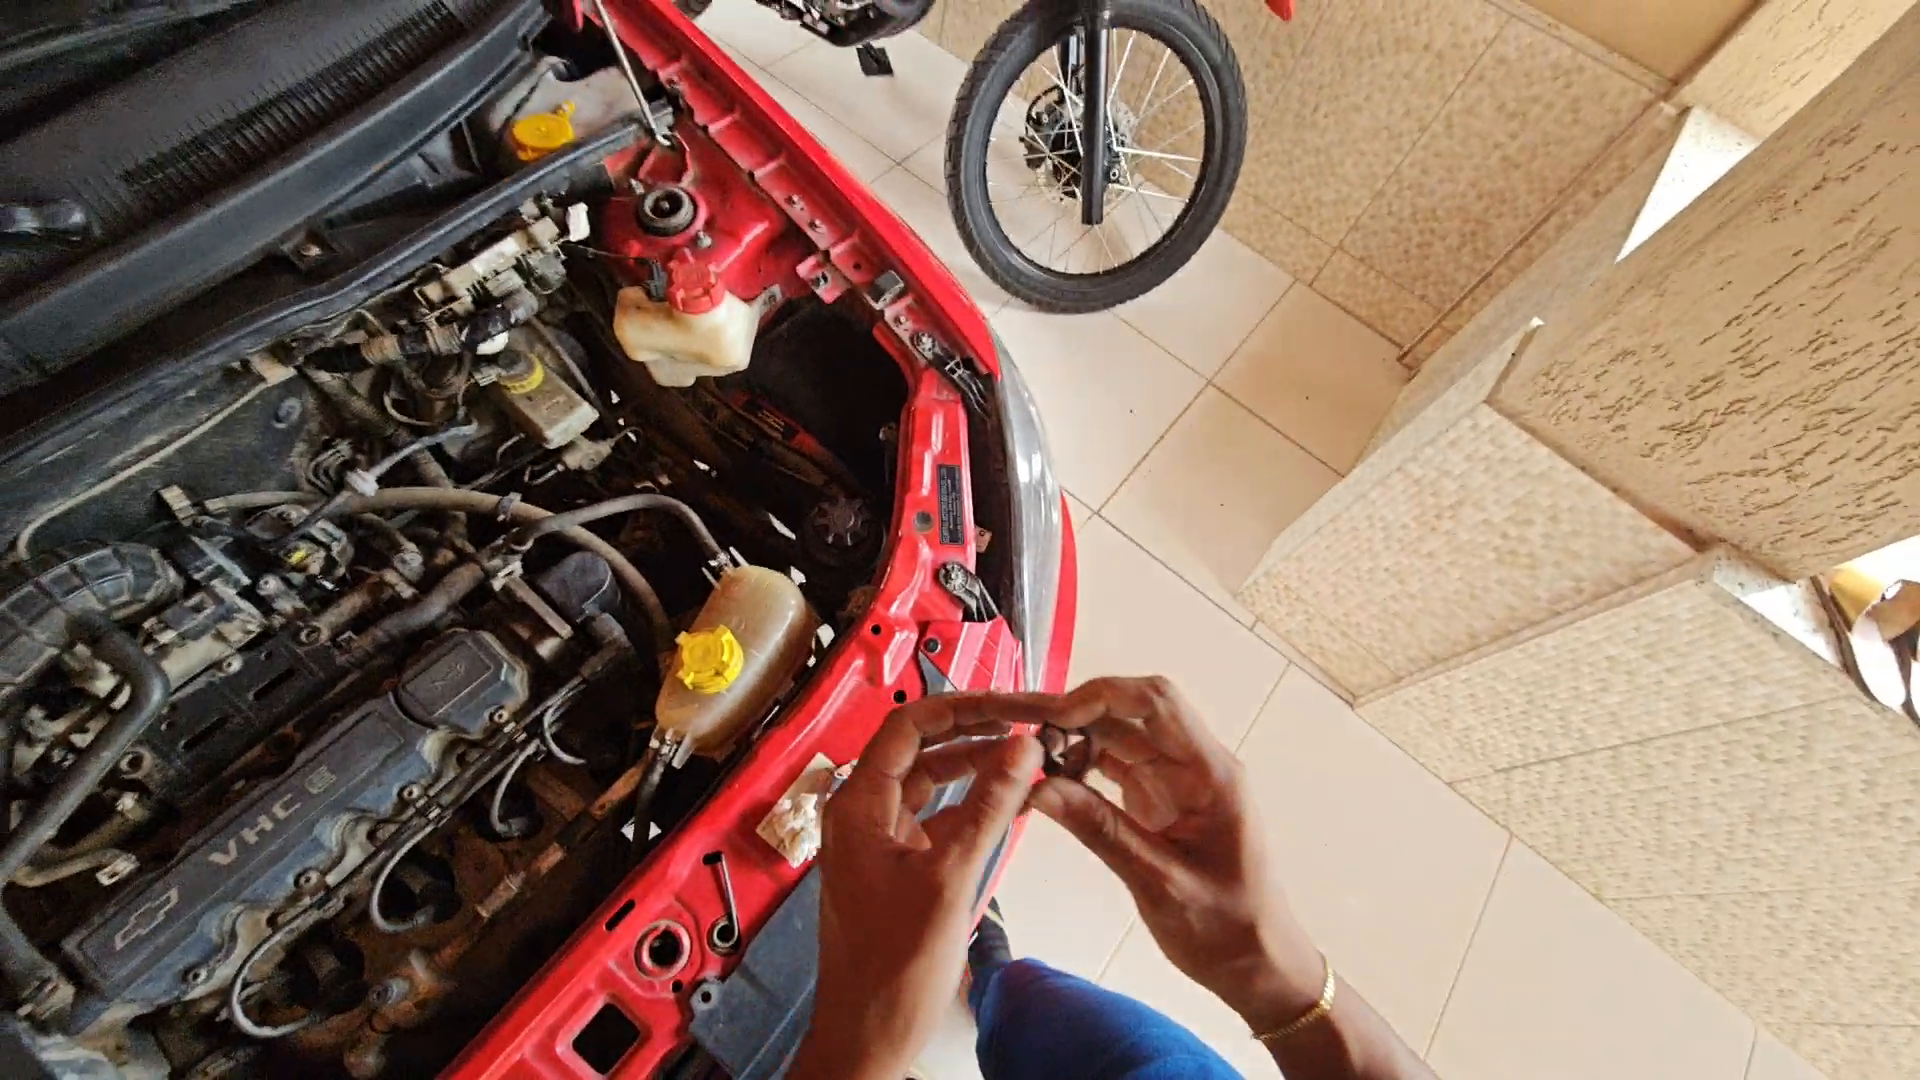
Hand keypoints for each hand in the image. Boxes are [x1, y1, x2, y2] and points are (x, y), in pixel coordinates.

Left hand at [789, 696, 1043, 1079]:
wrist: (866, 1040)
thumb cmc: (896, 964)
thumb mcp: (950, 878)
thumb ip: (989, 807)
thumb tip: (1025, 746)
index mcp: (860, 801)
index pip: (908, 726)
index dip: (959, 708)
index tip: (1007, 704)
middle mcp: (864, 807)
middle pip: (920, 748)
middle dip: (972, 733)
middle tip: (1024, 724)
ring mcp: (880, 834)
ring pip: (930, 780)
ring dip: (974, 767)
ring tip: (1024, 757)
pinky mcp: (897, 859)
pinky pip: (935, 814)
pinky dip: (969, 804)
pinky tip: (1007, 801)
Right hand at [1025, 676, 1325, 1032]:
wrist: (1257, 964)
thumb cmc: (1225, 929)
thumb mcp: (1160, 884)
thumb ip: (1101, 830)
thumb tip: (1037, 787)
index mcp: (1210, 770)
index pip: (1156, 701)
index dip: (1102, 696)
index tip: (1052, 718)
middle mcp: (1191, 760)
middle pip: (1130, 708)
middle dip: (1076, 711)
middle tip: (1024, 730)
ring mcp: (1173, 775)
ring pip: (1116, 731)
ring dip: (1073, 736)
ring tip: (1030, 758)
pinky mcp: (1156, 793)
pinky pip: (1113, 760)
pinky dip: (1079, 763)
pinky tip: (1051, 778)